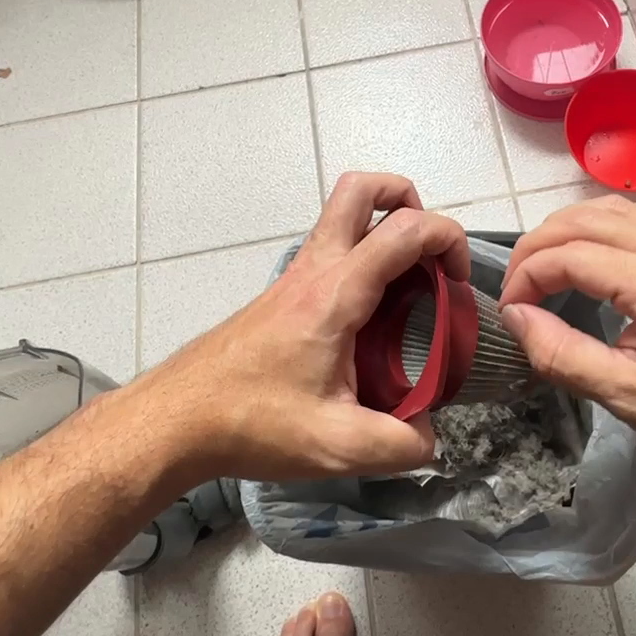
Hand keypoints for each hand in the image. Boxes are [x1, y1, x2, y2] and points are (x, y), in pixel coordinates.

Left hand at [141, 172, 469, 481]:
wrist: (176, 419)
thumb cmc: (253, 423)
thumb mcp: (336, 447)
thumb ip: (398, 445)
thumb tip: (429, 438)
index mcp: (337, 293)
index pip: (404, 229)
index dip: (448, 239)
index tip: (459, 282)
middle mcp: (316, 268)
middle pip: (362, 188)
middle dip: (407, 198)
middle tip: (429, 252)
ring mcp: (296, 276)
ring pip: (343, 213)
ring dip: (385, 226)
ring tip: (409, 285)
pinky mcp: (285, 293)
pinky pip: (334, 249)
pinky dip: (365, 258)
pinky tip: (372, 320)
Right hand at [494, 195, 635, 478]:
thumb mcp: (628, 398)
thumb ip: (563, 354)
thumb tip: (514, 315)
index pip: (576, 256)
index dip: (529, 275)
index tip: (509, 308)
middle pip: (589, 220)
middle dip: (538, 246)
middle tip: (515, 286)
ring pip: (613, 208)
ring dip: (567, 229)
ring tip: (539, 266)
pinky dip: (603, 223)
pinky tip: (590, 248)